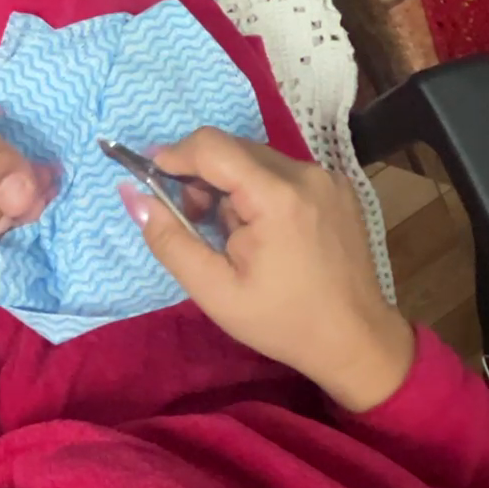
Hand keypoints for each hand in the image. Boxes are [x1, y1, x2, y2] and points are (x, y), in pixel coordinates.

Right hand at [121, 128, 414, 411]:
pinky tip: (262, 231)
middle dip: (200, 176)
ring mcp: (327, 178)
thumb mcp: (213, 290)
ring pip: (255, 160)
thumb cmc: (281, 321)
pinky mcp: (337, 187)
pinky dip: (257, 190)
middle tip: (191, 219)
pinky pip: (281, 173)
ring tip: (230, 234)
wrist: (356, 341)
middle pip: (233, 149)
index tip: (150, 175)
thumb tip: (132, 194)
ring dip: (229, 185)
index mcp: (276, 197)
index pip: (212, 146)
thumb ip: (169, 239)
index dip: (174, 154)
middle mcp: (305, 174)